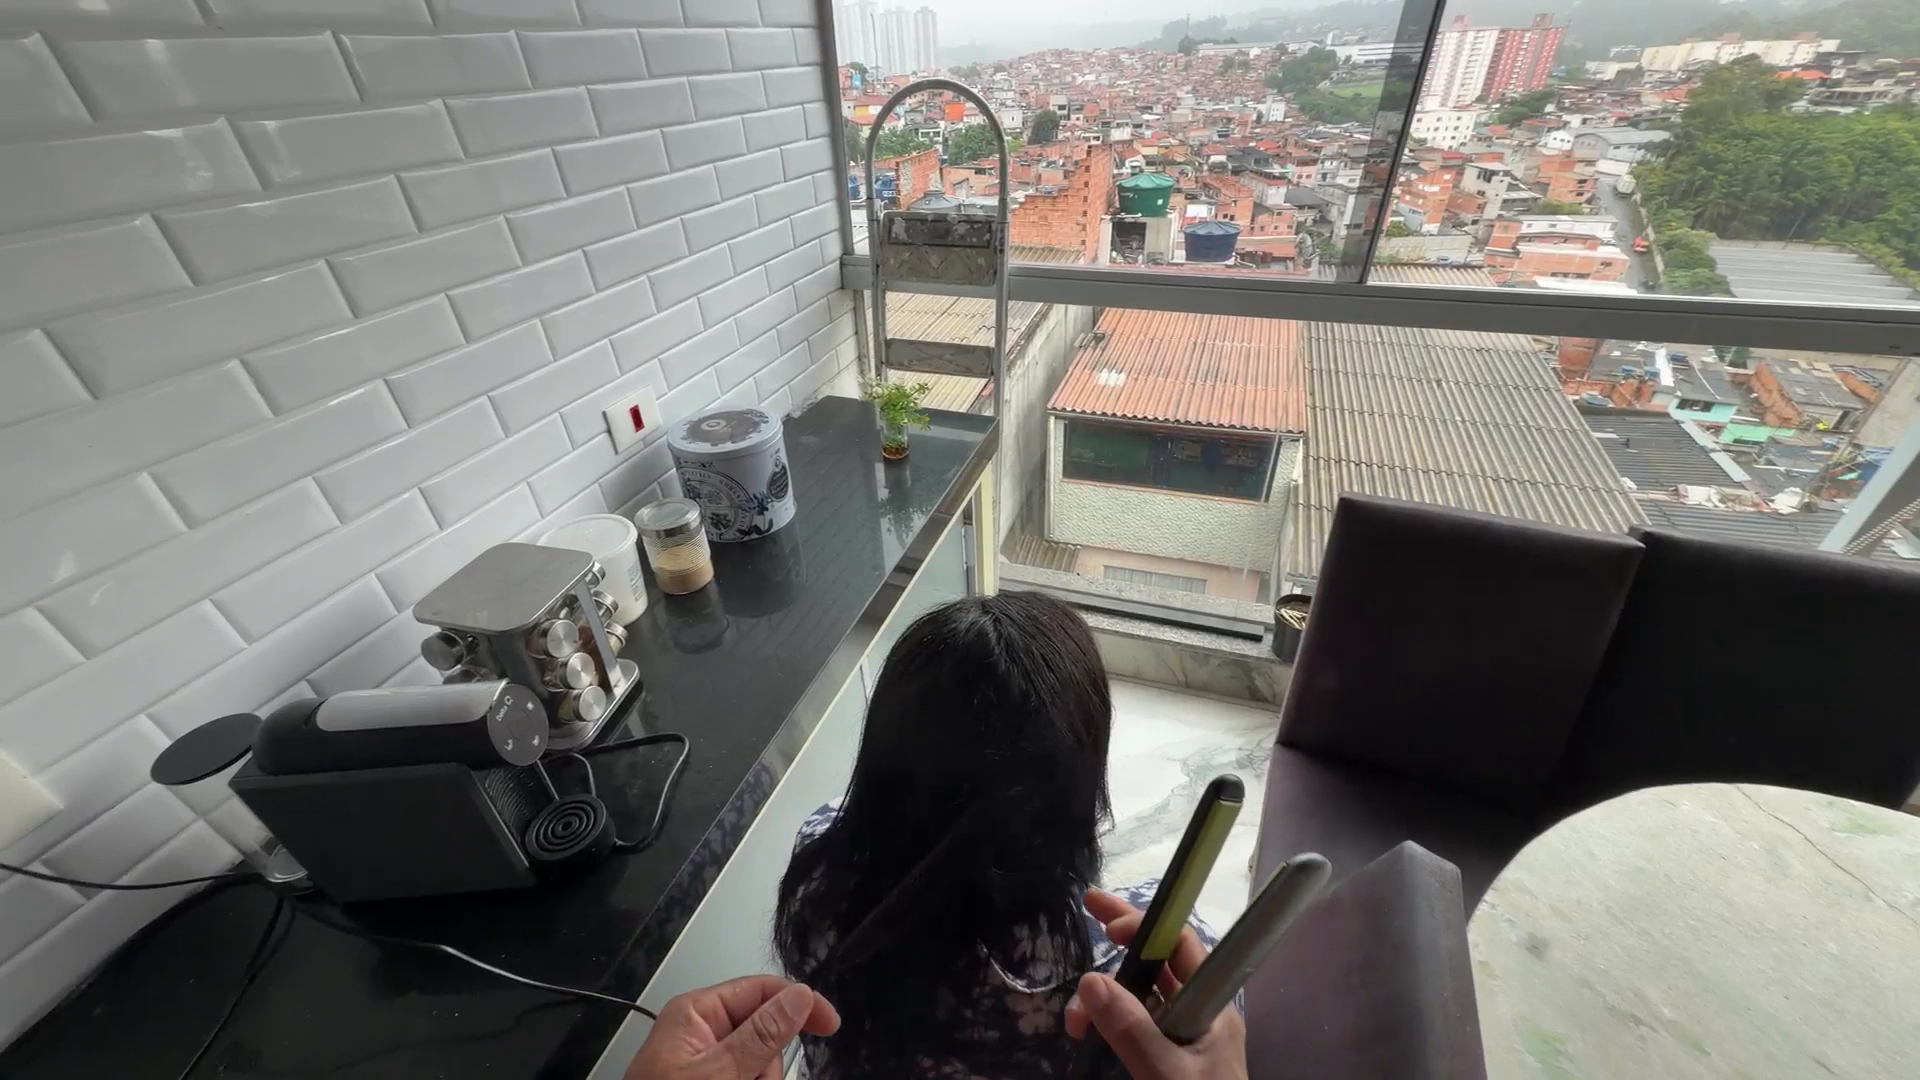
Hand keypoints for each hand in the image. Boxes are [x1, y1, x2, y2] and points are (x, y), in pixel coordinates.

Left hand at [624, 975, 840, 1079]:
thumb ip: (760, 1036)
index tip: (831, 1025)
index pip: (761, 989)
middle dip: (767, 1068)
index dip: (800, 1002)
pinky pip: (747, 1079)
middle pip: (764, 1033)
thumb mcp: (716, 1077)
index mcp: (697, 1014)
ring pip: (758, 1066)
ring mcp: (704, 1066)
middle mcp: (702, 1033)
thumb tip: (802, 993)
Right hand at [1064, 890, 1247, 1079]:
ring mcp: (1180, 1037)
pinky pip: (1133, 1023)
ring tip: (1074, 1021)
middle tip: (1086, 906)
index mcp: (1212, 1007)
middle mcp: (1198, 1013)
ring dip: (1104, 993)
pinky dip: (1107, 1019)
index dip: (1146, 926)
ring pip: (1139, 993)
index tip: (1106, 925)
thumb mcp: (1168, 1078)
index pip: (1182, 944)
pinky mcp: (1163, 1060)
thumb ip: (1133, 1031)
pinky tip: (1086, 1032)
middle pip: (1159, 959)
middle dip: (1122, 934)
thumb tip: (1089, 979)